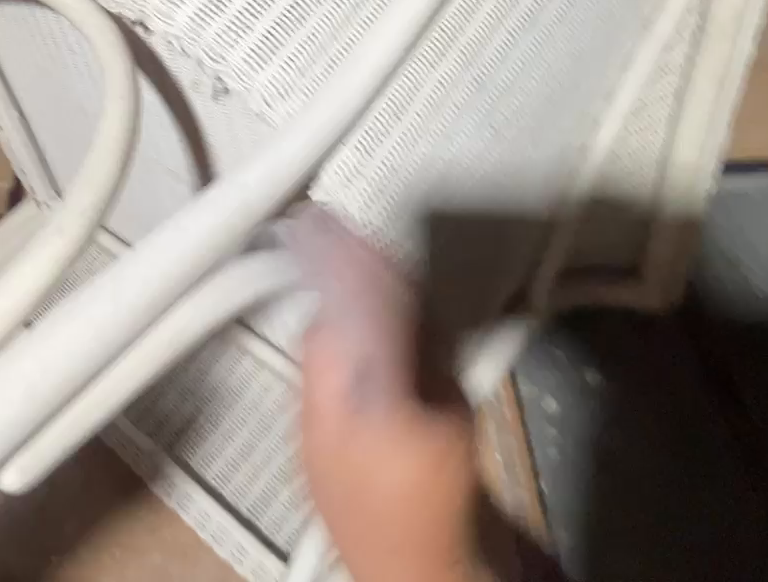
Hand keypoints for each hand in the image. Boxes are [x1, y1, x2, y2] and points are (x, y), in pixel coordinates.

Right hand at [290, 206, 479, 581]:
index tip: (313, 228)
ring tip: (343, 232)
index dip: (340, 258)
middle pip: (399, 293)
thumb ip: (322, 370)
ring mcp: (450, 378)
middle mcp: (432, 379)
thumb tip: (322, 310)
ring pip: (414, 300)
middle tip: (326, 219)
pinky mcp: (454, 379)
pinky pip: (421, 314)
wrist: (420, 554)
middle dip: (361, 249)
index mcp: (392, 397)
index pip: (368, 306)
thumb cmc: (360, 508)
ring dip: (378, 260)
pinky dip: (393, 283)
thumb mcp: (319, 443)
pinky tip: (371, 269)